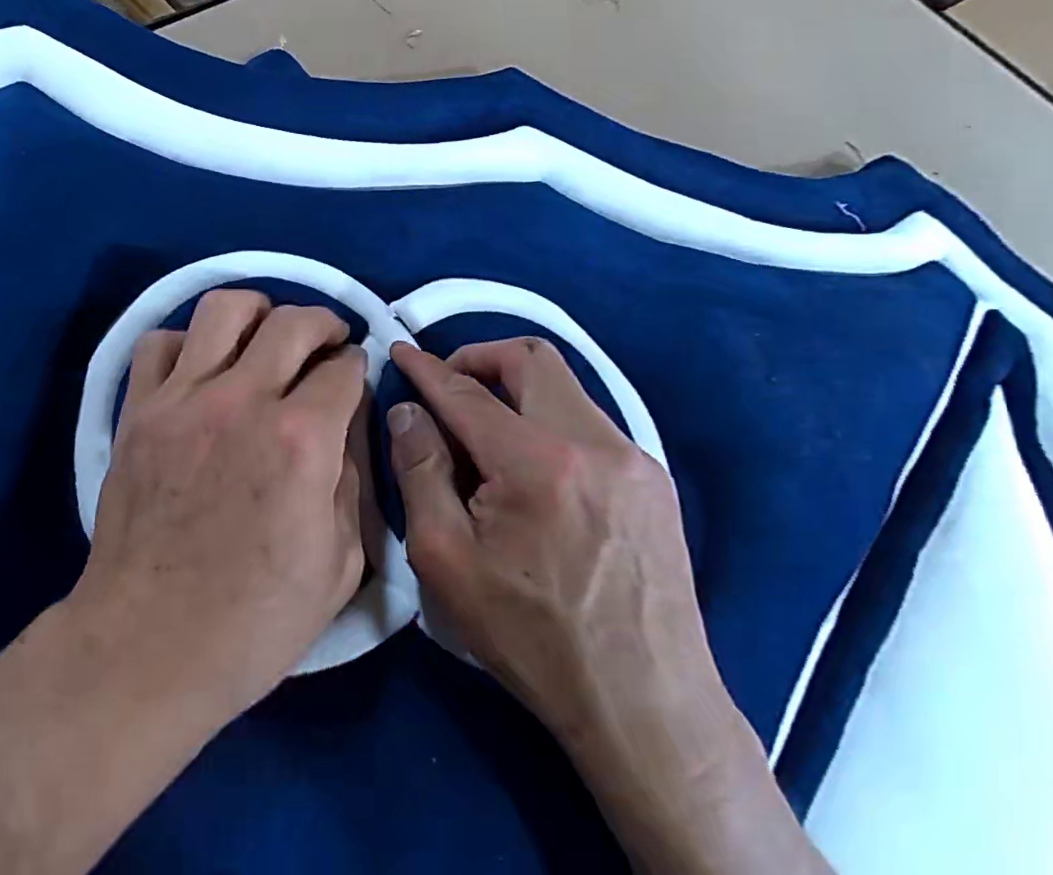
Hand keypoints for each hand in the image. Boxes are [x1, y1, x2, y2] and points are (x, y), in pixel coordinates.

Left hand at [69, 289, 369, 714]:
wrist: (154, 640)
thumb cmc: (257, 619)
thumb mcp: (341, 562)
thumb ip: (352, 480)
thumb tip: (345, 426)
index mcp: (303, 439)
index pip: (344, 368)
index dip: (359, 366)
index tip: (356, 374)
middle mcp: (243, 401)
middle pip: (291, 321)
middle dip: (322, 323)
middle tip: (326, 343)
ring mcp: (181, 400)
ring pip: (223, 309)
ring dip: (257, 311)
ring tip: (264, 336)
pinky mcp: (137, 413)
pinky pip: (157, 344)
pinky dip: (186, 341)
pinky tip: (200, 366)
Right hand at [385, 338, 709, 744]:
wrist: (644, 702)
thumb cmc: (528, 635)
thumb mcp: (444, 558)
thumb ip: (420, 471)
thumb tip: (408, 411)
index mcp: (538, 462)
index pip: (467, 392)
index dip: (426, 368)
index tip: (399, 351)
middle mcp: (596, 443)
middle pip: (533, 360)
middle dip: (478, 358)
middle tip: (443, 385)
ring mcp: (635, 460)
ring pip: (565, 388)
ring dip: (514, 390)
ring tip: (480, 432)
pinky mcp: (654, 483)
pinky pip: (589, 422)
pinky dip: (546, 420)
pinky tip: (527, 466)